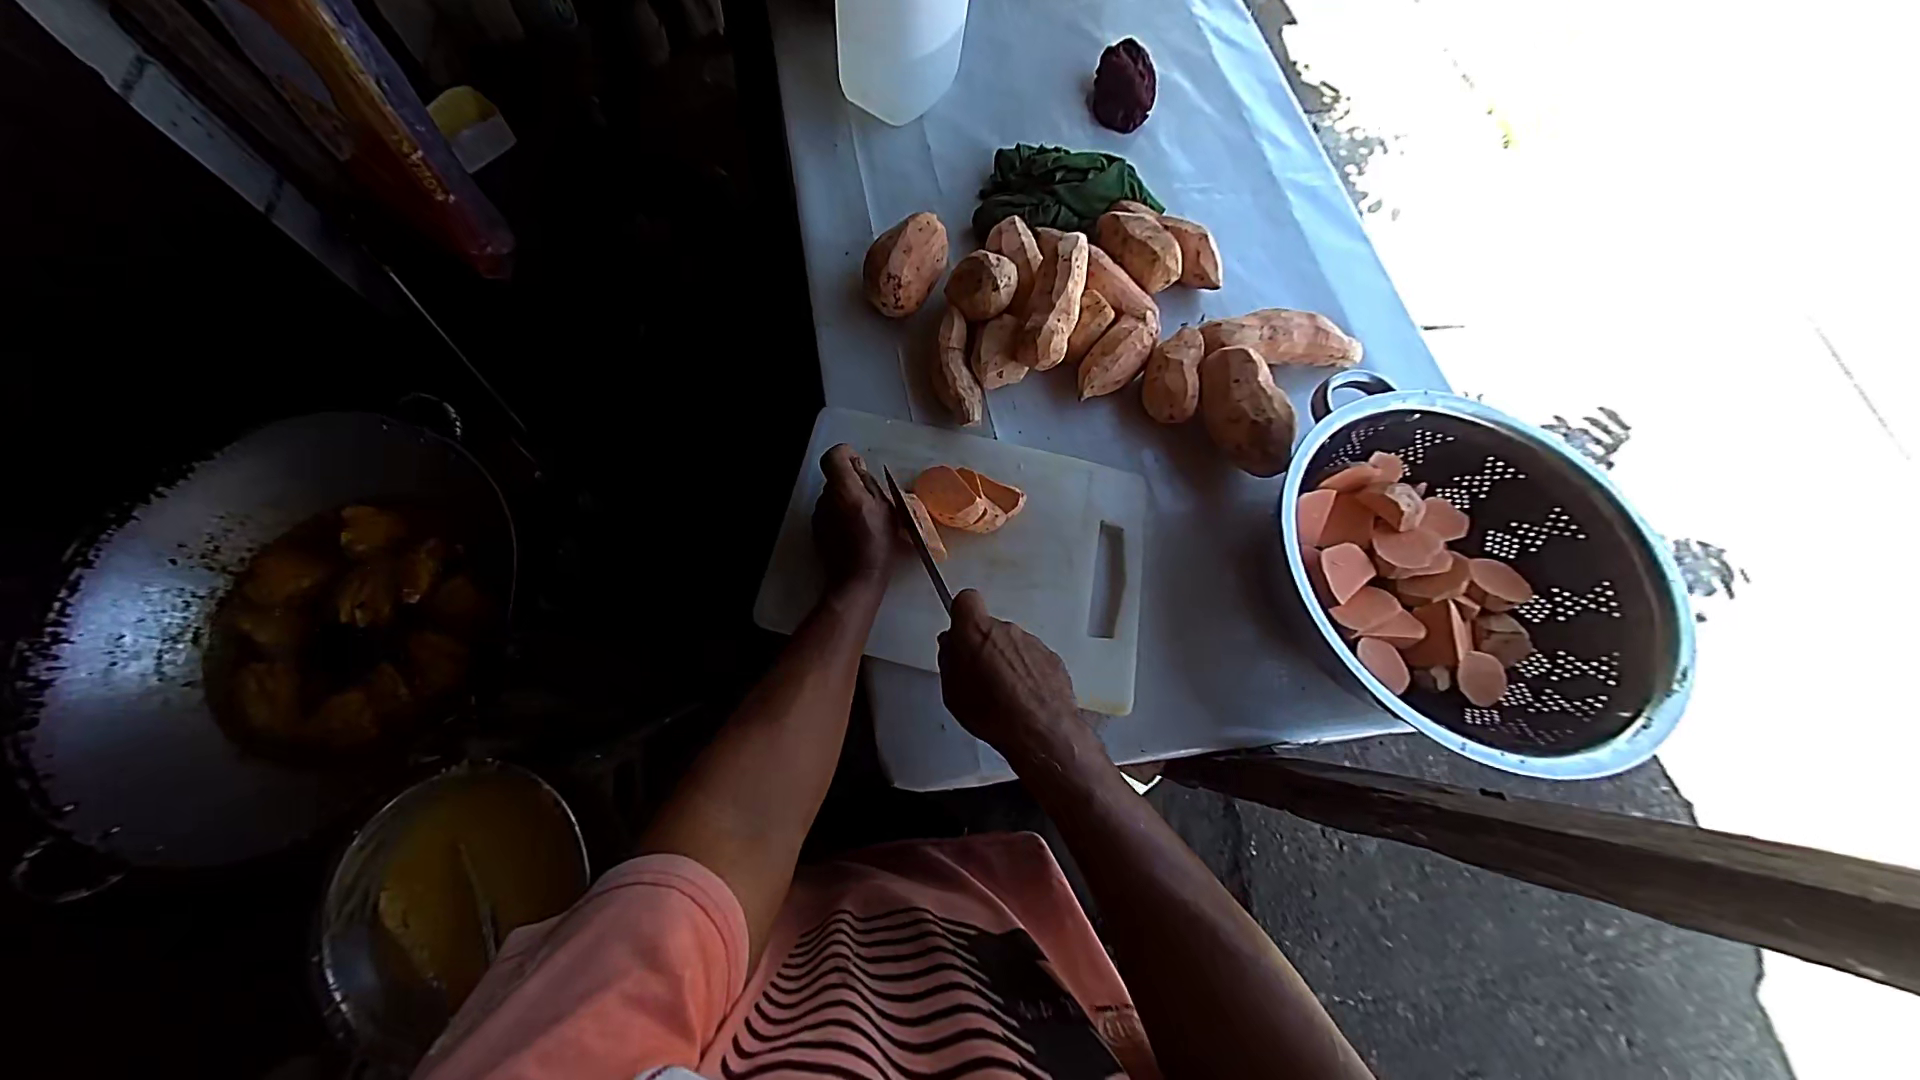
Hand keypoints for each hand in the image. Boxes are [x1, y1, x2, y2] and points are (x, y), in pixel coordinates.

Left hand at [812, 444, 899, 587]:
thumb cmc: (877, 545)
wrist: (856, 579)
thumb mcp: (887, 509)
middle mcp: (826, 498)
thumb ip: (870, 484)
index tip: (859, 464)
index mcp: (844, 489)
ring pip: (832, 495)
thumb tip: (859, 471)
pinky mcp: (817, 529)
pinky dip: (841, 514)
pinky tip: (856, 530)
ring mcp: (819, 515)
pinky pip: (829, 512)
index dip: (846, 455)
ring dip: (846, 499)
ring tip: (866, 518)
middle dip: (851, 481)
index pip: (833, 456)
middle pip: (834, 477)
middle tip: (871, 498)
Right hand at [937, 589, 1090, 763]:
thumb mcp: (952, 691)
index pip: (966, 600)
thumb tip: (951, 649)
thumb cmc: (996, 713)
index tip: (958, 629)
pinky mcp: (1050, 657)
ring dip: (1006, 662)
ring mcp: (1031, 642)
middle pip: (990, 627)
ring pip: (1012, 644)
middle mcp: (1006, 630)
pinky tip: (1021, 699)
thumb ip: (949, 660)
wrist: (1040, 730)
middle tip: (977, 675)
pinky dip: (1026, 673)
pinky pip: (1032, 659)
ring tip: (1001, 695)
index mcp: (976, 631)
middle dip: (983, 646)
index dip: (961, 614)